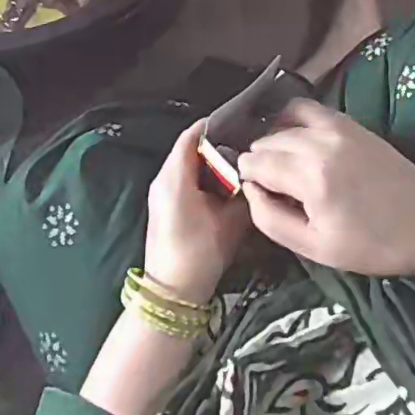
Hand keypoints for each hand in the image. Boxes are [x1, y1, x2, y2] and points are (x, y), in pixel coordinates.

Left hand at [143, 120, 249, 301]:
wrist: (173, 292)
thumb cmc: (199, 253)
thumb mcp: (229, 222)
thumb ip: (241, 194)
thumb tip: (253, 177)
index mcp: (174, 176)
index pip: (192, 136)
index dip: (215, 126)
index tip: (240, 123)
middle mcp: (163, 179)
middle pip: (190, 149)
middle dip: (217, 145)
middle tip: (247, 146)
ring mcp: (161, 193)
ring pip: (188, 165)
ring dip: (211, 163)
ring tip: (241, 165)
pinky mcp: (164, 206)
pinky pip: (185, 181)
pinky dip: (204, 178)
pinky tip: (226, 187)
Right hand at [237, 100, 414, 277]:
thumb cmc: (370, 244)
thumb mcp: (314, 248)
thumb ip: (269, 218)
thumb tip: (250, 189)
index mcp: (311, 179)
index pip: (254, 163)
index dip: (248, 179)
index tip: (261, 195)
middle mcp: (319, 144)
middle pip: (265, 142)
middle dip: (261, 162)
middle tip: (276, 187)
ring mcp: (335, 128)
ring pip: (280, 124)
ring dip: (274, 143)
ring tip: (285, 165)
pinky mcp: (346, 121)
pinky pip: (304, 107)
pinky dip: (290, 119)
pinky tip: (294, 138)